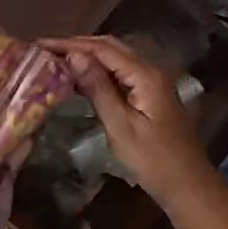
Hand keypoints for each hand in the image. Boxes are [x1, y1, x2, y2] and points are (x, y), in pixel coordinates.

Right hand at [42, 35, 215, 205]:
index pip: (102, 49)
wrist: (187, 184)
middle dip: (76, 45)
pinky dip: (97, 70)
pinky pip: (119, 72)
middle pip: (110, 47)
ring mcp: (152, 82)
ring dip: (86, 55)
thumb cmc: (153, 159)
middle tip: (44, 50)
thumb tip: (74, 56)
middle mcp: (150, 70)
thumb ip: (98, 88)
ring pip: (115, 58)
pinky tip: (78, 78)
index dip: (69, 44)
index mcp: (145, 75)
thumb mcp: (120, 125)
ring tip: (55, 60)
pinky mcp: (149, 94)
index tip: (40, 45)